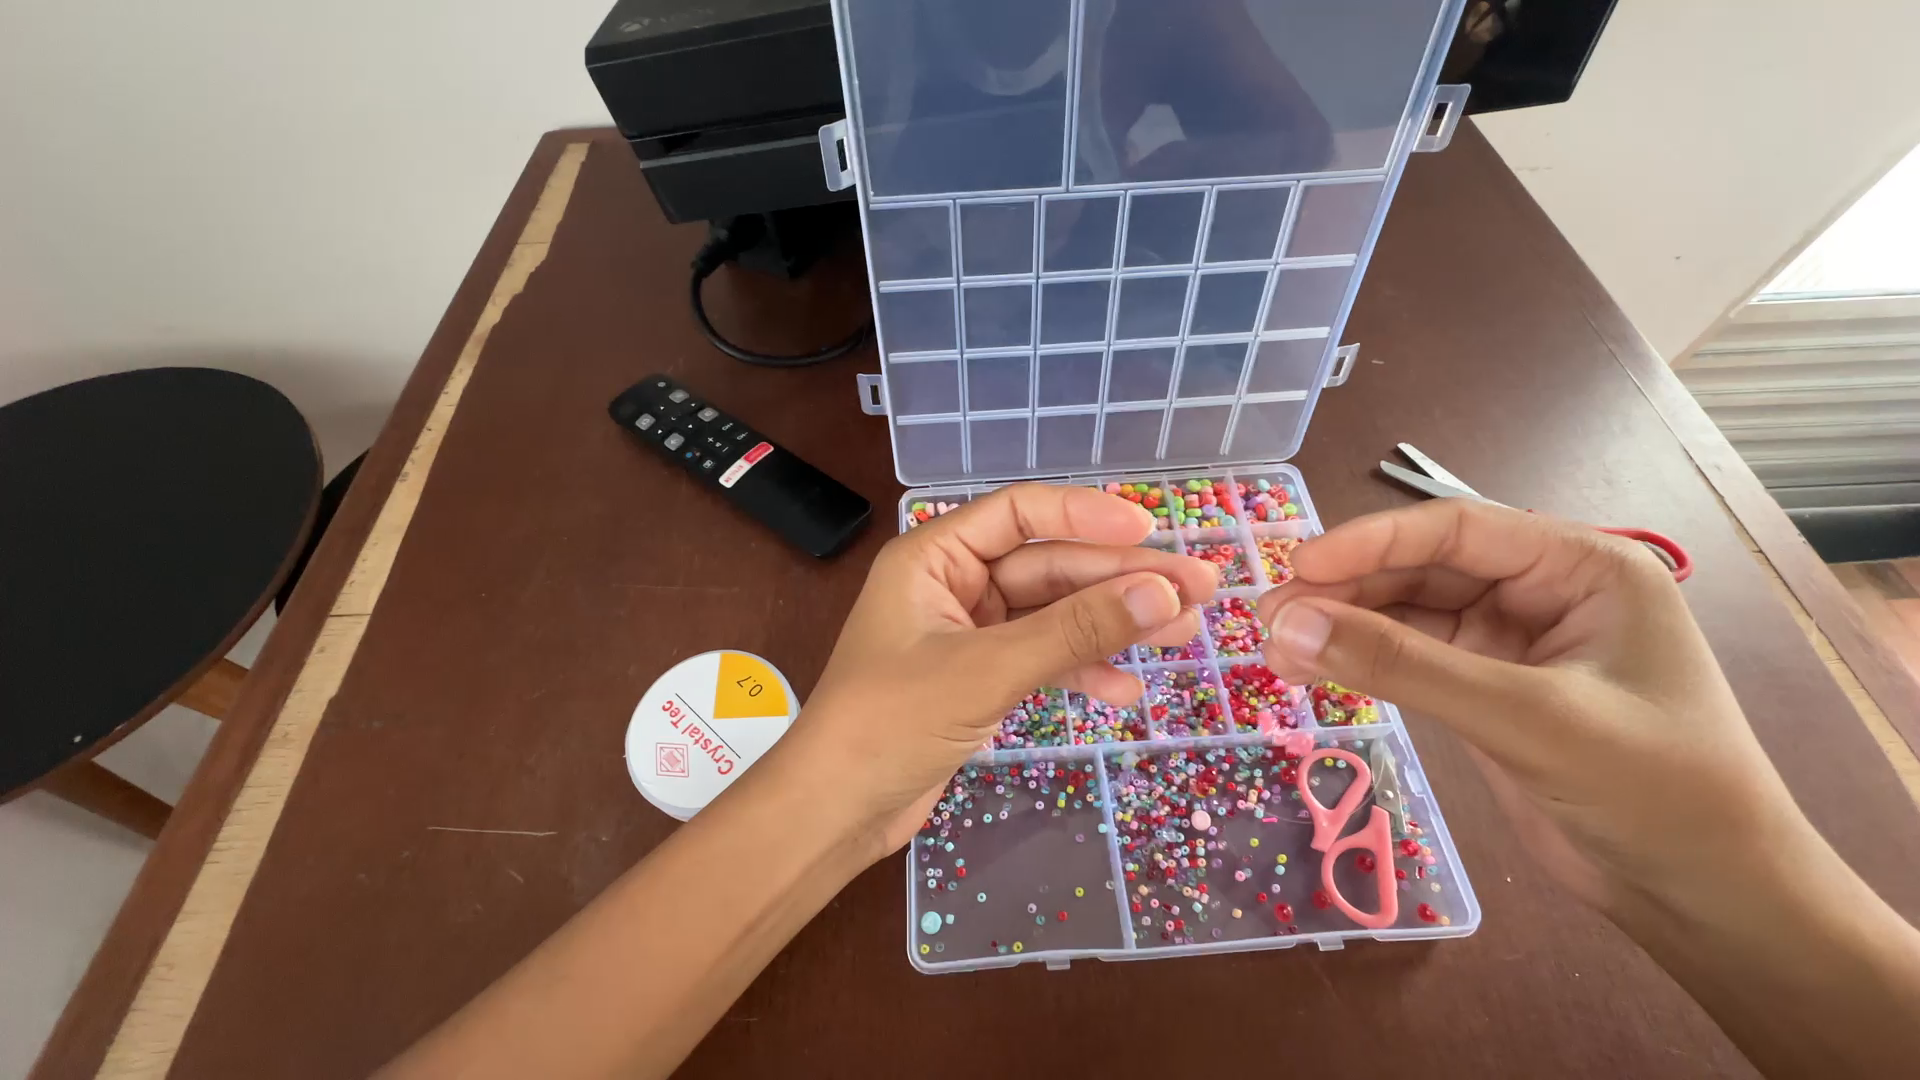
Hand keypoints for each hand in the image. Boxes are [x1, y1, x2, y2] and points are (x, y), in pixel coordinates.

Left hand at [795, 484, 1217, 853]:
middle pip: (1049, 566)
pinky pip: (1040, 658)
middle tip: (1197, 589)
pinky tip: (1126, 689)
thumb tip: (1160, 593)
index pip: (1019, 513)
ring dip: (1111, 624)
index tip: (1149, 532)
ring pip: (1053, 614)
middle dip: (1118, 580)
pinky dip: (1080, 669)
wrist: (836, 811)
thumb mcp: (985, 671)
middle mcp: (953, 583)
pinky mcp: (979, 676)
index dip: (1086, 515)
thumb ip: (1073, 632)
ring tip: (1181, 635)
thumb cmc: (890, 722)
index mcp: (934, 556)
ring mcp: (968, 632)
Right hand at [1255, 499, 1807, 914]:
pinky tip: (1307, 668)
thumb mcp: (1523, 717)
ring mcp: (1508, 640)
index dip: (1368, 542)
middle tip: (1268, 615)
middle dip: (1342, 589)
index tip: (1296, 566)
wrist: (1705, 900)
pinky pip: (1404, 655)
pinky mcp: (1481, 685)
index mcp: (1580, 567)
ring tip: (1272, 645)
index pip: (1455, 529)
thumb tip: (1284, 627)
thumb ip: (1400, 666)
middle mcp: (1540, 590)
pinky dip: (1355, 659)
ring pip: (1402, 612)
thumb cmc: (1653, 791)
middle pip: (1418, 568)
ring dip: (1339, 624)